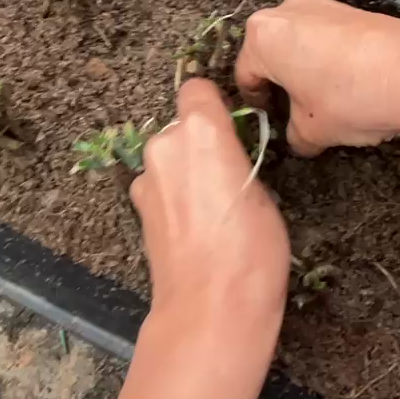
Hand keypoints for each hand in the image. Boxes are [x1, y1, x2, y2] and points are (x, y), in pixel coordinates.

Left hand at [132, 80, 289, 333]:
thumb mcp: (262, 191)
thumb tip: (227, 157)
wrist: (210, 308)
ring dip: (185, 170)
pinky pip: (159, 185)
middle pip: (182, 126)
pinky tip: (193, 227)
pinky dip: (173, 196)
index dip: (213, 105)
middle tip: (227, 177)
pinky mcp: (137, 207)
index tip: (231, 127)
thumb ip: (237, 158)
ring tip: (212, 210)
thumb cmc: (252, 250)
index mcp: (201, 131)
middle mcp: (165, 144)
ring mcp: (146, 177)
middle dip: (200, 143)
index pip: (197, 89)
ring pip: (169, 157)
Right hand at [234, 0, 399, 155]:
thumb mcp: (313, 130)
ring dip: (306, 68)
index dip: (255, 103)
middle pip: (271, 51)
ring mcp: (320, 3)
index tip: (270, 119)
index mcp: (262, 36)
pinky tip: (351, 81)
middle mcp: (285, 10)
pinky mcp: (350, 7)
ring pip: (300, 41)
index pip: (245, 74)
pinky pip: (327, 34)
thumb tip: (298, 138)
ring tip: (328, 98)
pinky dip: (331, 56)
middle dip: (281, 81)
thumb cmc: (349, 98)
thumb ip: (295, 135)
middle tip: (298, 110)